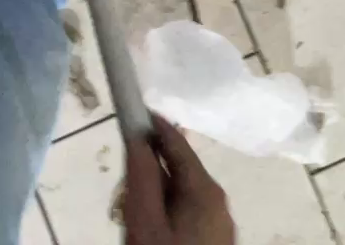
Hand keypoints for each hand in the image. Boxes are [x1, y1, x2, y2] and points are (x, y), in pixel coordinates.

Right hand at [123, 118, 234, 244]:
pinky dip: (168, 207)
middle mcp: (220, 200)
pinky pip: (188, 210)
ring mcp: (221, 222)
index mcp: (206, 189)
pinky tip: (153, 224)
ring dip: (157, 188)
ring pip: (181, 189)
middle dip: (151, 164)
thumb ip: (141, 175)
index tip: (126, 112)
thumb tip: (137, 134)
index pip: (176, 140)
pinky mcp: (216, 239)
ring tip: (134, 205)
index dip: (150, 123)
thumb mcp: (145, 220)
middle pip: (178, 166)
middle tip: (124, 176)